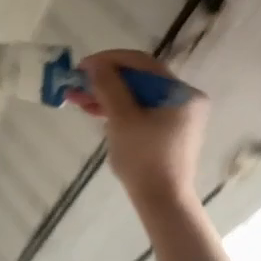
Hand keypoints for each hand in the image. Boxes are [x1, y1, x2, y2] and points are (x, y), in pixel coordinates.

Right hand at [67, 49, 208, 204]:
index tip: (82, 67)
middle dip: (104, 80)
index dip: (108, 60)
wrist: (161, 199)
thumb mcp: (122, 118)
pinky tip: (93, 111)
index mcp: (181, 92)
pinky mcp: (167, 129)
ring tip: (76, 99)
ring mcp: (176, 115)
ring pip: (136, 95)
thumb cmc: (144, 157)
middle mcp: (184, 98)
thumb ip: (108, 86)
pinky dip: (117, 108)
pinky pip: (139, 109)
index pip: (141, 62)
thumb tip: (95, 64)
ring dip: (106, 94)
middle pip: (138, 78)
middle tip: (76, 84)